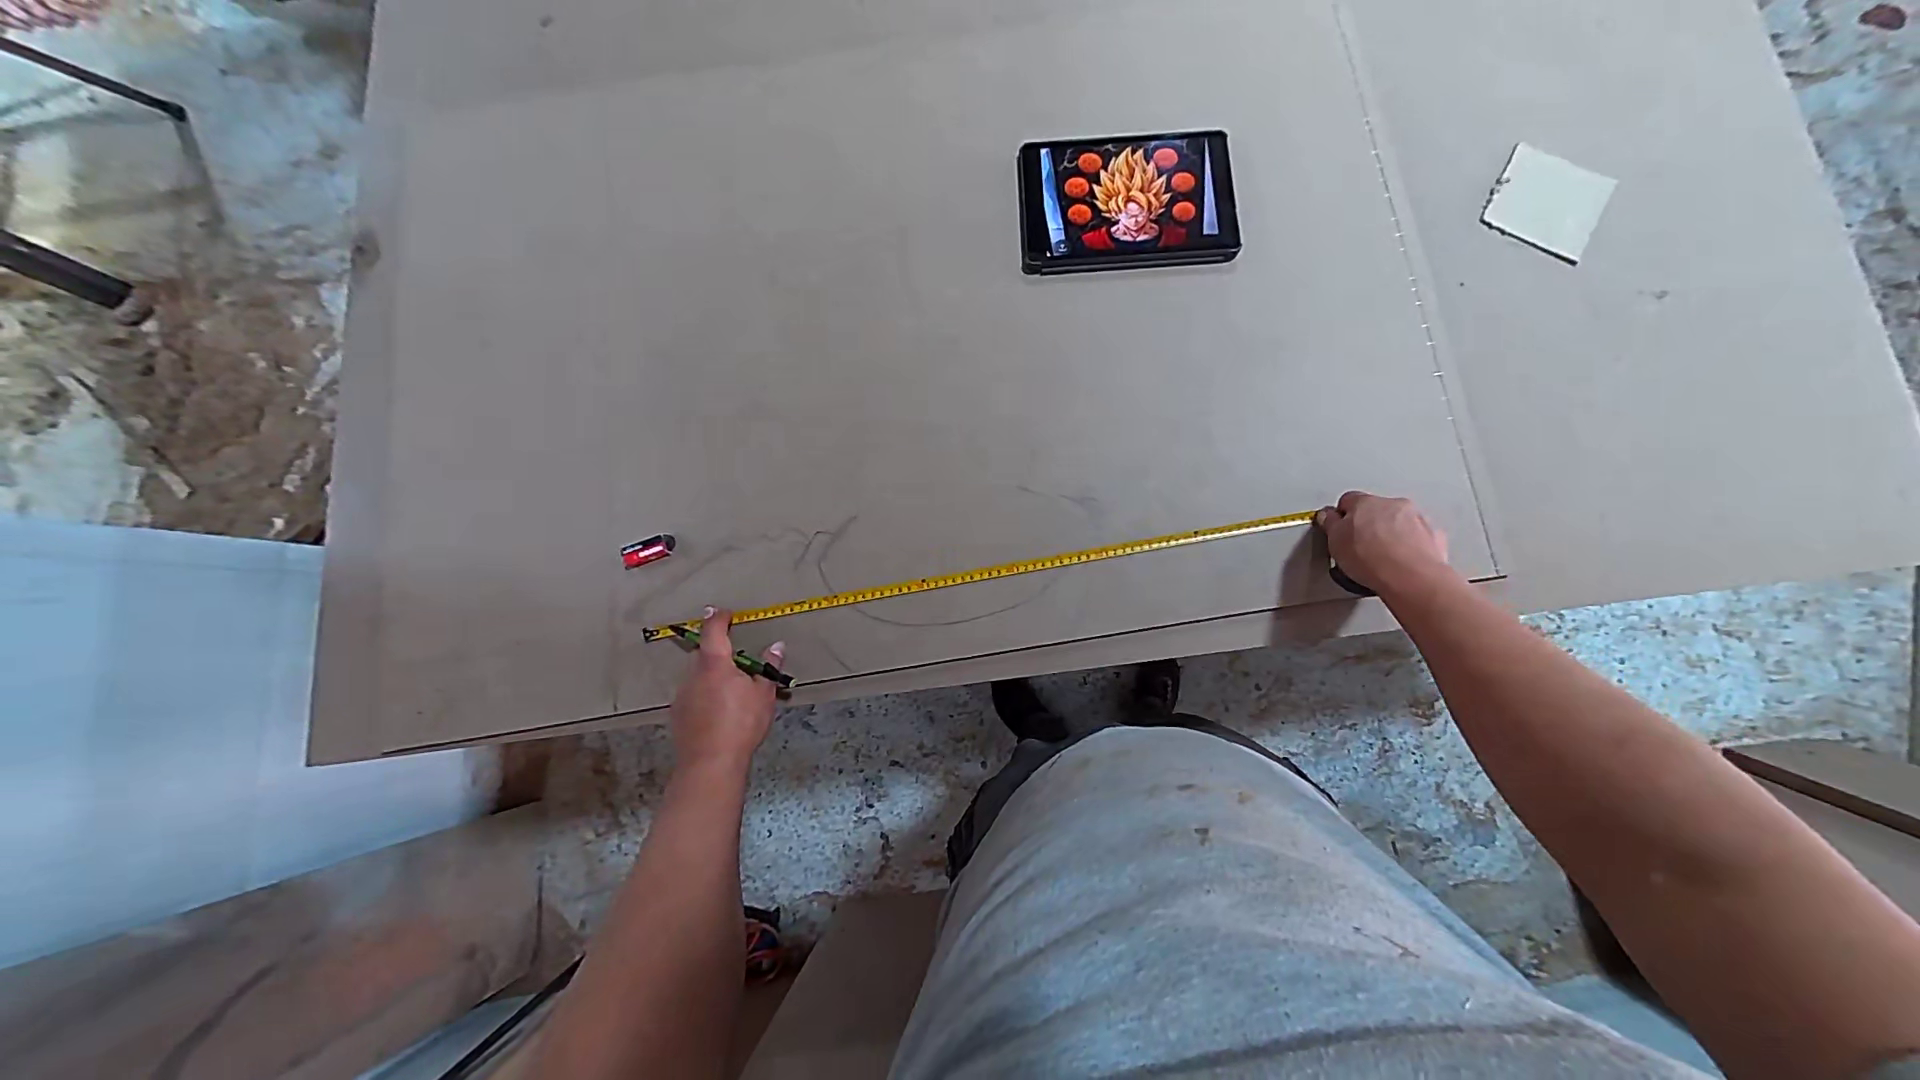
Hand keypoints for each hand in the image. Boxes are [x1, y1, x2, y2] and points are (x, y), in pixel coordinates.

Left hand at [668, 608, 782, 773]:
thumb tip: (776, 647)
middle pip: (705, 653)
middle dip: (721, 653)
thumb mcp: (764, 694)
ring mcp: (682, 694)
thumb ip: (769, 667)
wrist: (710, 762)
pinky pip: (693, 694)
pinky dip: (705, 695)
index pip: (713, 629)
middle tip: (741, 664)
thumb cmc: (741, 724)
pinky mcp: (678, 713)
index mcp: (715, 663)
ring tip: (733, 693)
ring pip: (699, 675)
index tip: (725, 613)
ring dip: (713, 676)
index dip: (719, 617)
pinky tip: (719, 712)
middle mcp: (693, 674)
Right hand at [1315, 491, 1455, 599]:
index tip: (1337, 530)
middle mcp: (1393, 505)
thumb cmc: (1374, 559)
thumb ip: (1330, 523)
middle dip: (1367, 525)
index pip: (1347, 501)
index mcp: (1366, 502)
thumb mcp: (1334, 540)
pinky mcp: (1433, 536)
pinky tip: (1397, 563)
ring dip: (1389, 535)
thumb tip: (1328, 518)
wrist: (1409, 577)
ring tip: (1377, 559)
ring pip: (1398, 522)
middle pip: (1375, 509)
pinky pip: (1416, 537)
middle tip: (1357, 546)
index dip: (1340, 517)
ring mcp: (1416, 519)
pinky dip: (1408, 547)